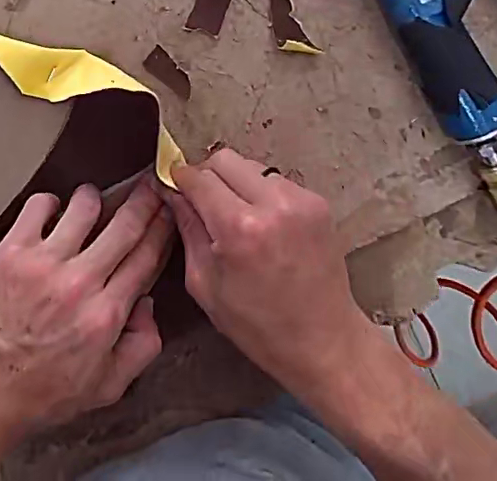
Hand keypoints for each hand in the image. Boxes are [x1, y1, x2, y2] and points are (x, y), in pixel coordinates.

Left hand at [0, 180, 174, 438]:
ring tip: (92, 203)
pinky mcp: (11, 254)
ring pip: (86, 205)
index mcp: (106, 315)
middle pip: (127, 223)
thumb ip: (142, 348)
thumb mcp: (106, 387)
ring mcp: (44, 266)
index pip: (147, 254)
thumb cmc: (38, 392)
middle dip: (145, 198)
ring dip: (94, 199)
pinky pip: (40, 206)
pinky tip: (52, 213)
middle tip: (149, 184)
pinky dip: (50, 202)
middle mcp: (79, 285)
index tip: (167, 210)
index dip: (162, 226)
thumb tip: (149, 304)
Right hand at [163, 149, 369, 394]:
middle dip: (207, 174)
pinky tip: (262, 222)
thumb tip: (174, 194)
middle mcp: (273, 203)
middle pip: (226, 159)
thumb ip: (188, 230)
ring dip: (237, 182)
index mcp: (240, 229)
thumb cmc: (259, 325)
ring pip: (252, 166)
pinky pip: (277, 180)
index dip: (181, 178)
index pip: (201, 178)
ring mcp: (300, 199)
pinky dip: (262, 192)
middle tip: (202, 199)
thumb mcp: (206, 285)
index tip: (173, 181)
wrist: (323, 339)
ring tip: (235, 214)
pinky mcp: (317, 201)